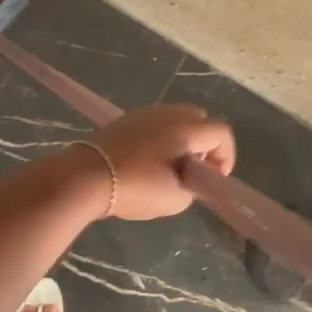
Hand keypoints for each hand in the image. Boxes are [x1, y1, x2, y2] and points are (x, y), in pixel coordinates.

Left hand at [83, 104, 234, 220]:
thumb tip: (191, 179)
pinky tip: (146, 163)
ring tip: (168, 170)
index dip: (226, 157)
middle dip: (205, 144)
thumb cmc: (135, 186)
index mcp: (186, 128)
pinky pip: (154, 124)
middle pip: (201, 119)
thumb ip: (193, 187)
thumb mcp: (175, 199)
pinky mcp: (124, 120)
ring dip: (182, 141)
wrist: (85, 176)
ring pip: (176, 119)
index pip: (222, 132)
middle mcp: (168, 113)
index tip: (212, 180)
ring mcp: (144, 113)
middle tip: (192, 172)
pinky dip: (160, 139)